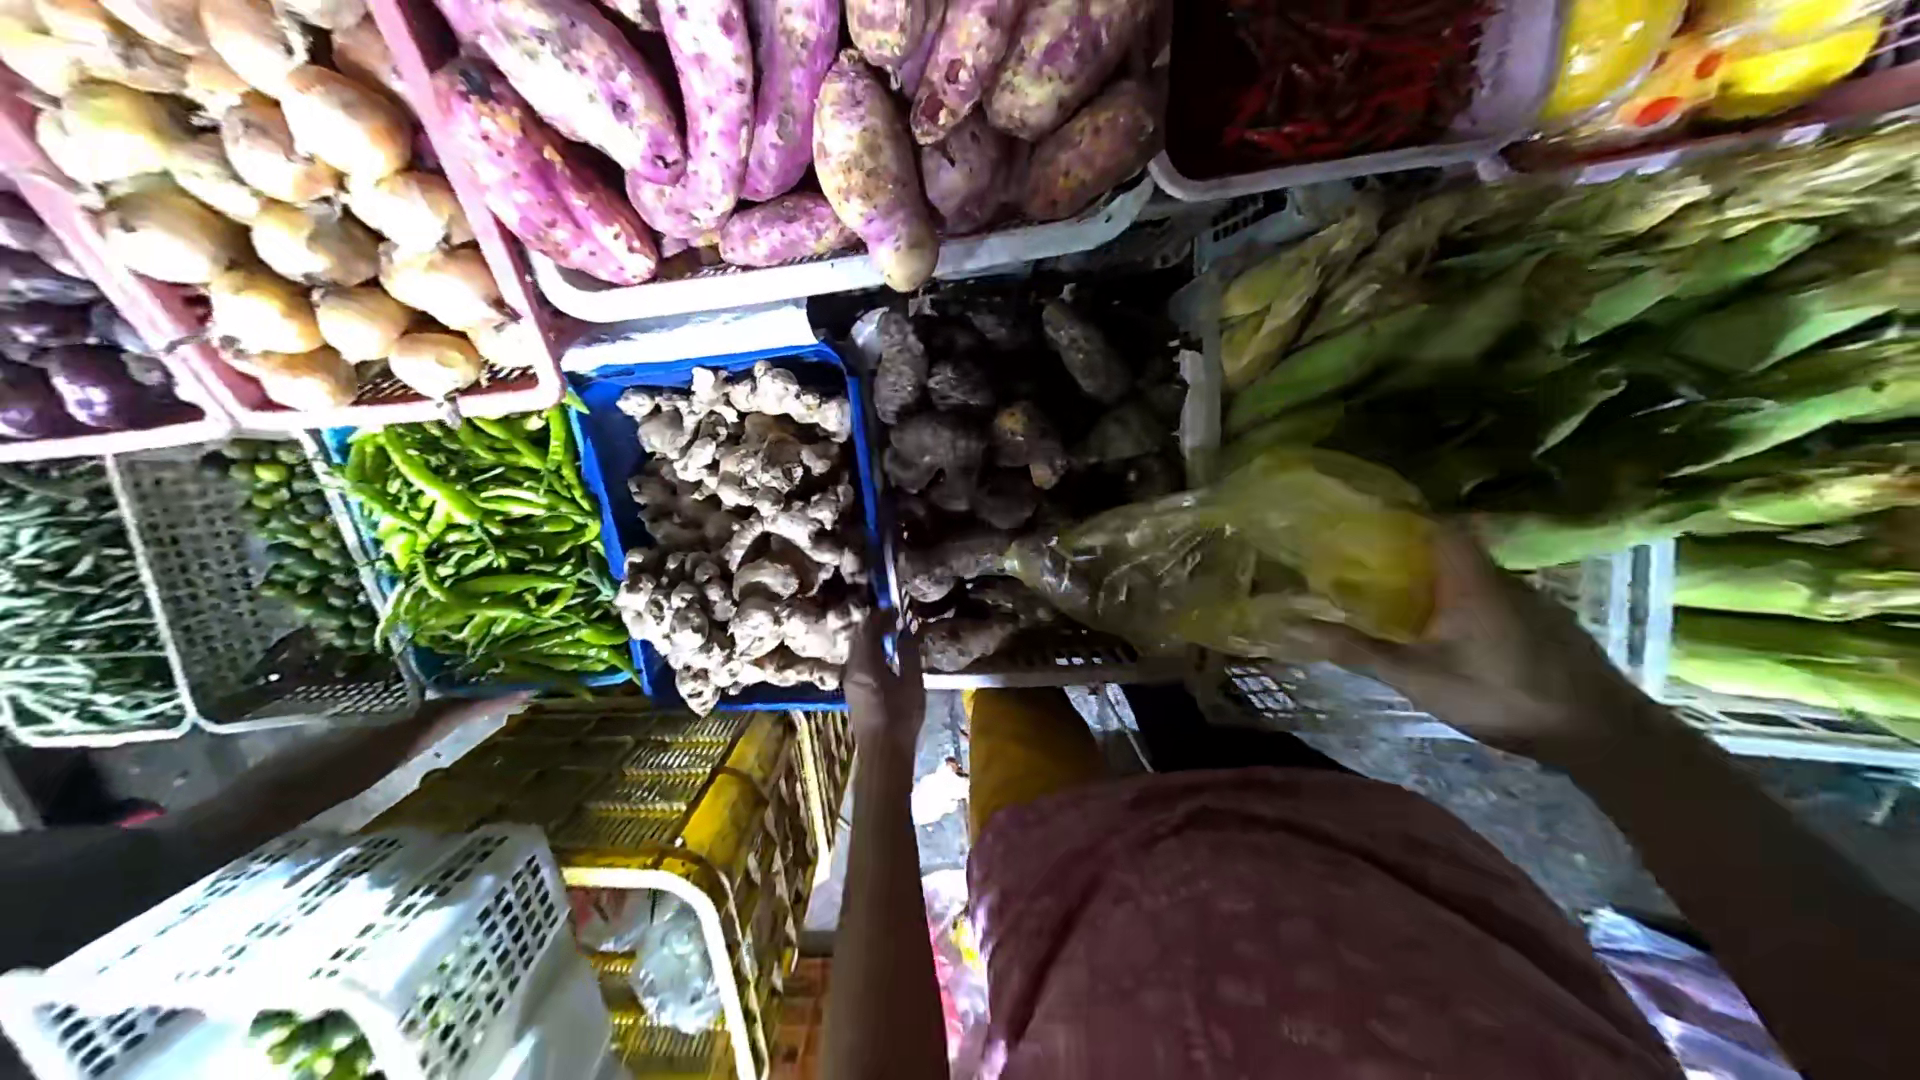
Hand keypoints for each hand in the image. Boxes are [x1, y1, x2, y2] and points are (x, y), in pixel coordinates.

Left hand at [845, 611, 923, 762]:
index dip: (881, 615)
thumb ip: (908, 653)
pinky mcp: (852, 690)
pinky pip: (858, 661)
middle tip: (894, 618)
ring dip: (871, 638)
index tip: (895, 608)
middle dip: (874, 624)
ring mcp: (849, 680)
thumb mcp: (912, 682)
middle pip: (858, 637)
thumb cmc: (902, 717)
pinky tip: (885, 656)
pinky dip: (869, 651)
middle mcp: (852, 669)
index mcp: (865, 664)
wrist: (883, 752)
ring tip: (891, 634)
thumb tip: (906, 630)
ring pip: (856, 649)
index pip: (868, 629)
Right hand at [1309, 525, 1664, 766]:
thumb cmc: (1500, 694)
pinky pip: (1493, 599)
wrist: (1604, 736)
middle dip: (1411, 553)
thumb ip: (1356, 650)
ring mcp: (1531, 604)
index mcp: (1471, 580)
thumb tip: (1291, 629)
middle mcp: (1503, 581)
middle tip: (1368, 567)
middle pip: (1454, 550)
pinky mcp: (1546, 628)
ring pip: (1474, 578)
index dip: (1405, 518)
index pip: (1441, 525)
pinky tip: (1447, 633)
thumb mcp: (1416, 676)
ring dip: (1438, 581)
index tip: (1366, 524)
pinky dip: (1463, 603)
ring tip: (1398, 599)